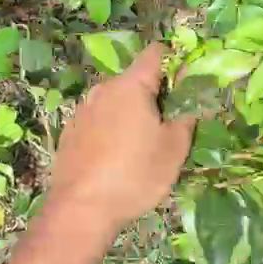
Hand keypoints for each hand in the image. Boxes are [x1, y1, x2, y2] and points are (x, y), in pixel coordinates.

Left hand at [45, 44, 195, 235]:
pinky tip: (115, 157)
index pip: (156, 53)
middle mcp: (104, 88)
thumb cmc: (134, 174)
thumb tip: (192, 106)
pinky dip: (111, 129)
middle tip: (168, 123)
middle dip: (154, 94)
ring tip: (141, 145)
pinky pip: (99, 119)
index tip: (185, 84)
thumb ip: (187, 119)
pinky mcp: (70, 131)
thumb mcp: (173, 149)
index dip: (174, 61)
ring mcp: (83, 109)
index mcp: (131, 84)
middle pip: (136, 79)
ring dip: (131, 113)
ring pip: (116, 100)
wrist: (79, 210)